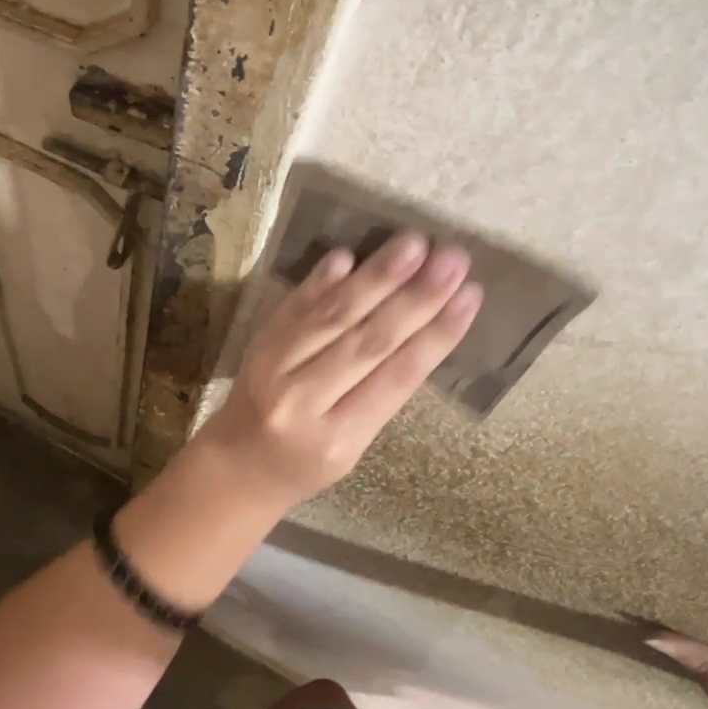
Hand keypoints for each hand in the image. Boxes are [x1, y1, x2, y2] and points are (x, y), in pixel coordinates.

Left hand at [198, 230, 481, 501]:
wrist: (236, 463)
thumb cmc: (306, 463)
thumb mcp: (353, 447)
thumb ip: (383, 393)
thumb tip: (424, 324)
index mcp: (338, 438)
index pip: (396, 378)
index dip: (436, 335)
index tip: (471, 296)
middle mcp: (302, 402)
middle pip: (366, 342)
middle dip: (413, 297)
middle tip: (452, 258)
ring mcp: (272, 370)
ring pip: (330, 318)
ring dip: (374, 278)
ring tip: (412, 245)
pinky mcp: (255, 345)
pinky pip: (293, 307)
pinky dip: (321, 281)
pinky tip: (347, 256)